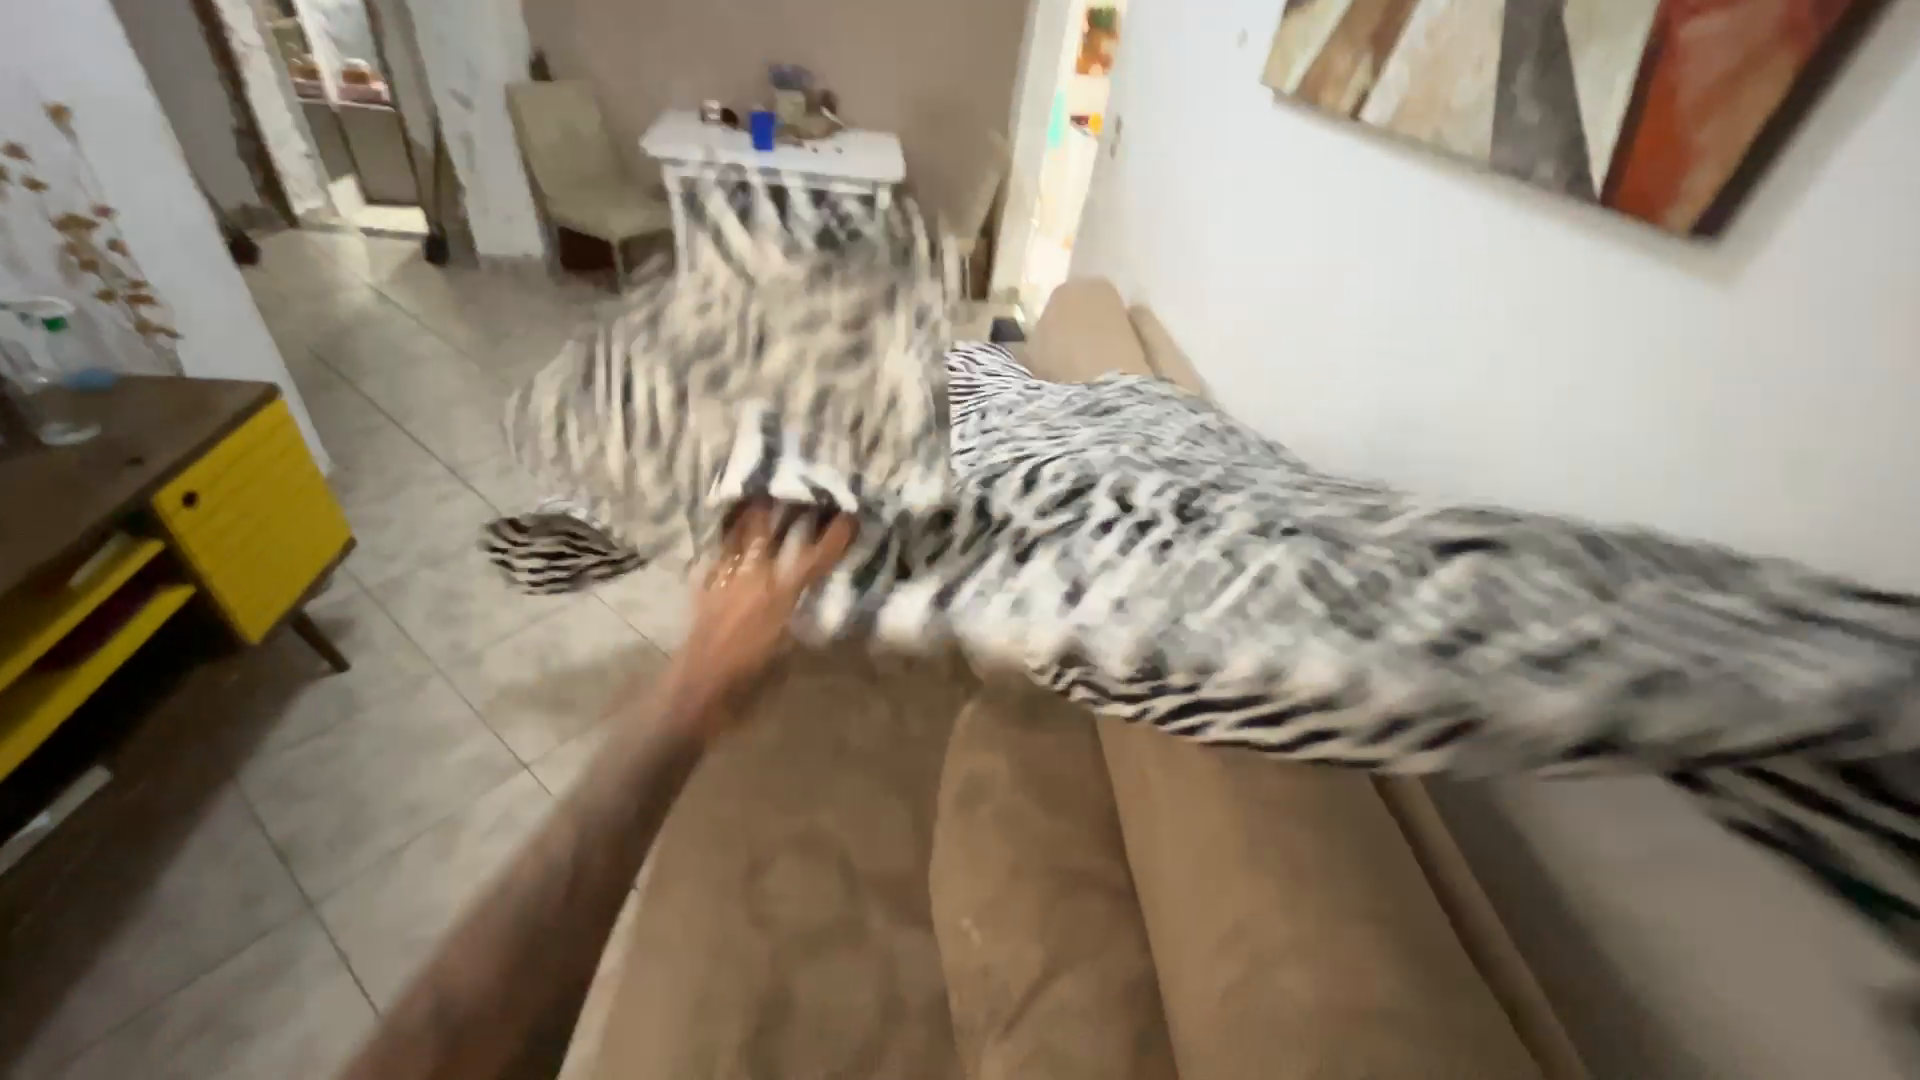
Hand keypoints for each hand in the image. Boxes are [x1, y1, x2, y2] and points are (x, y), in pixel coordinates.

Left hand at [662, 500, 856, 733]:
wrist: (694, 696)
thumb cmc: (747, 685)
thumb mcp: (786, 660)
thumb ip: (795, 631)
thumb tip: (804, 617)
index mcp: (779, 597)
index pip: (814, 560)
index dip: (833, 537)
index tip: (850, 516)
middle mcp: (751, 581)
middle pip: (765, 533)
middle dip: (779, 507)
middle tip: (790, 486)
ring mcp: (722, 583)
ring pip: (735, 539)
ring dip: (746, 516)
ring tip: (754, 496)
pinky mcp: (701, 594)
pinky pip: (713, 562)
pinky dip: (721, 549)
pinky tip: (724, 543)